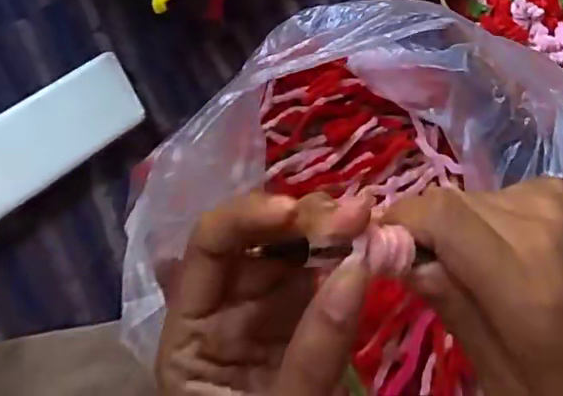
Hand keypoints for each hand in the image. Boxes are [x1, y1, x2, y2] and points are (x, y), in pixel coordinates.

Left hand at [156, 192, 374, 395]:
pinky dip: (348, 254)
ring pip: (298, 251)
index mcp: (192, 334)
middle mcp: (229, 311)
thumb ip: (314, 350)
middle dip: (307, 217)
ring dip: (333, 227)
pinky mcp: (308, 324)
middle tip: (358, 212)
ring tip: (369, 217)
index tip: (298, 211)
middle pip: (261, 240)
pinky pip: (326, 277)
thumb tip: (359, 264)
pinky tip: (370, 238)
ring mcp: (270, 316)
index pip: (210, 247)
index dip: (250, 216)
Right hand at [384, 179, 562, 395]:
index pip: (444, 218)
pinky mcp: (558, 183)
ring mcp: (553, 194)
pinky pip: (496, 193)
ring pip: (472, 197)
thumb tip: (396, 254)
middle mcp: (540, 222)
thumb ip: (453, 308)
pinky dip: (484, 219)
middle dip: (426, 230)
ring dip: (457, 226)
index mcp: (528, 282)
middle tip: (418, 268)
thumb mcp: (508, 379)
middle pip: (452, 203)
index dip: (401, 221)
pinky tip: (504, 252)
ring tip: (471, 269)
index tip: (376, 244)